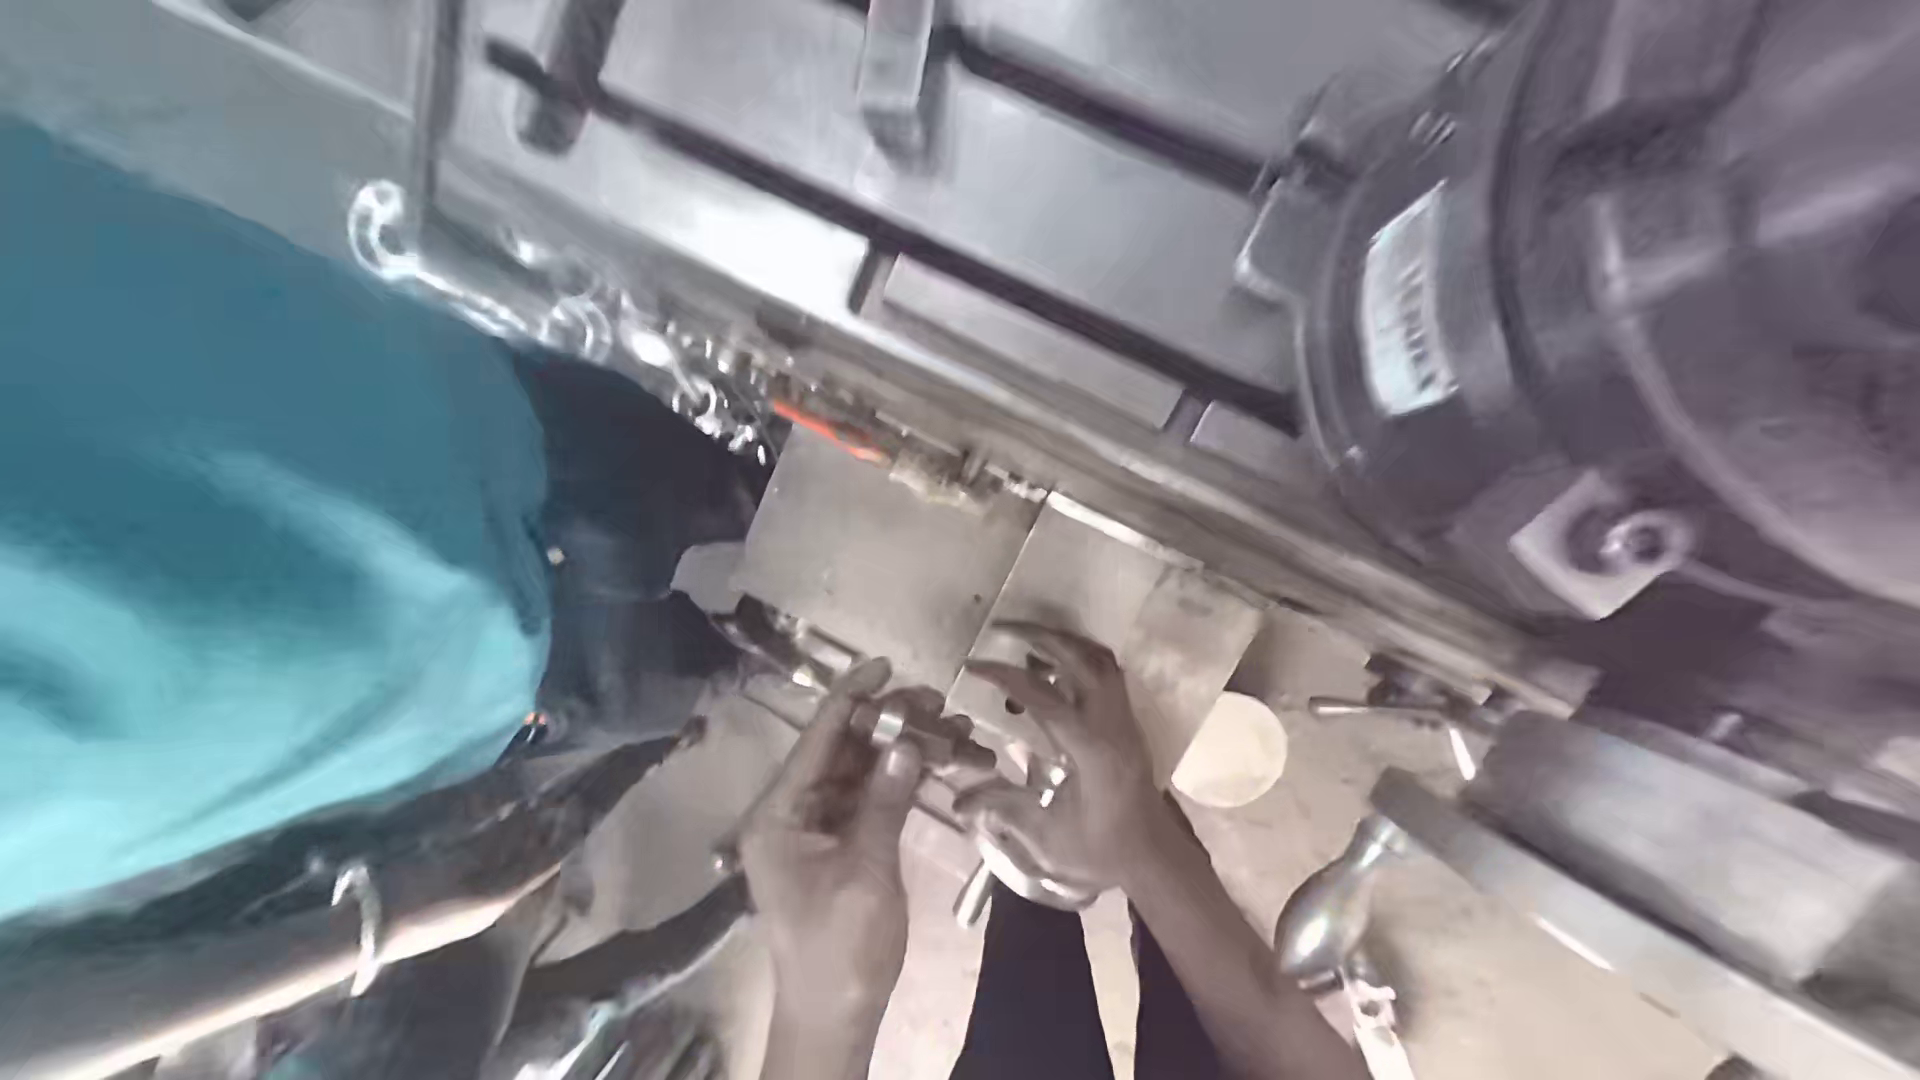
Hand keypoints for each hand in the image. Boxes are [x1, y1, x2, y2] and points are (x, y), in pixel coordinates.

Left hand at [738, 658, 922, 1030]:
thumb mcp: (866, 871)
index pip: (817, 739)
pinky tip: (934, 759)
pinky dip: (899, 776)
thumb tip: (909, 743)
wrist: (835, 1016)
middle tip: (933, 701)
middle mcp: (791, 810)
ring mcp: (815, 824)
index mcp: (779, 814)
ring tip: (945, 724)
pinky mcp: (839, 838)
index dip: (851, 697)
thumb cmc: (841, 949)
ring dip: (899, 746)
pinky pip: (869, 793)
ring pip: (859, 767)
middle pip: (841, 748)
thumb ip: (884, 801)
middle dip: (887, 721)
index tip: (884, 664)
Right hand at [957, 623, 1164, 888]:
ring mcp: (1125, 720)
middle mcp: (1112, 725)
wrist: (1153, 858)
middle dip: (1041, 636)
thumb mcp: (1048, 841)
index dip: (1006, 676)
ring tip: (1029, 639)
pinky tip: (1056, 665)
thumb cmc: (1101, 852)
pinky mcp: (1128, 721)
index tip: (973, 665)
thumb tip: (958, 803)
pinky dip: (1081, 657)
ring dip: (1065, 642)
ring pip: (1100, 660)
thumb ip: (1003, 812)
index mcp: (1091, 751)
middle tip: (1004, 629)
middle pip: (1082, 661)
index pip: (1045, 698)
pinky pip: (1108, 672)